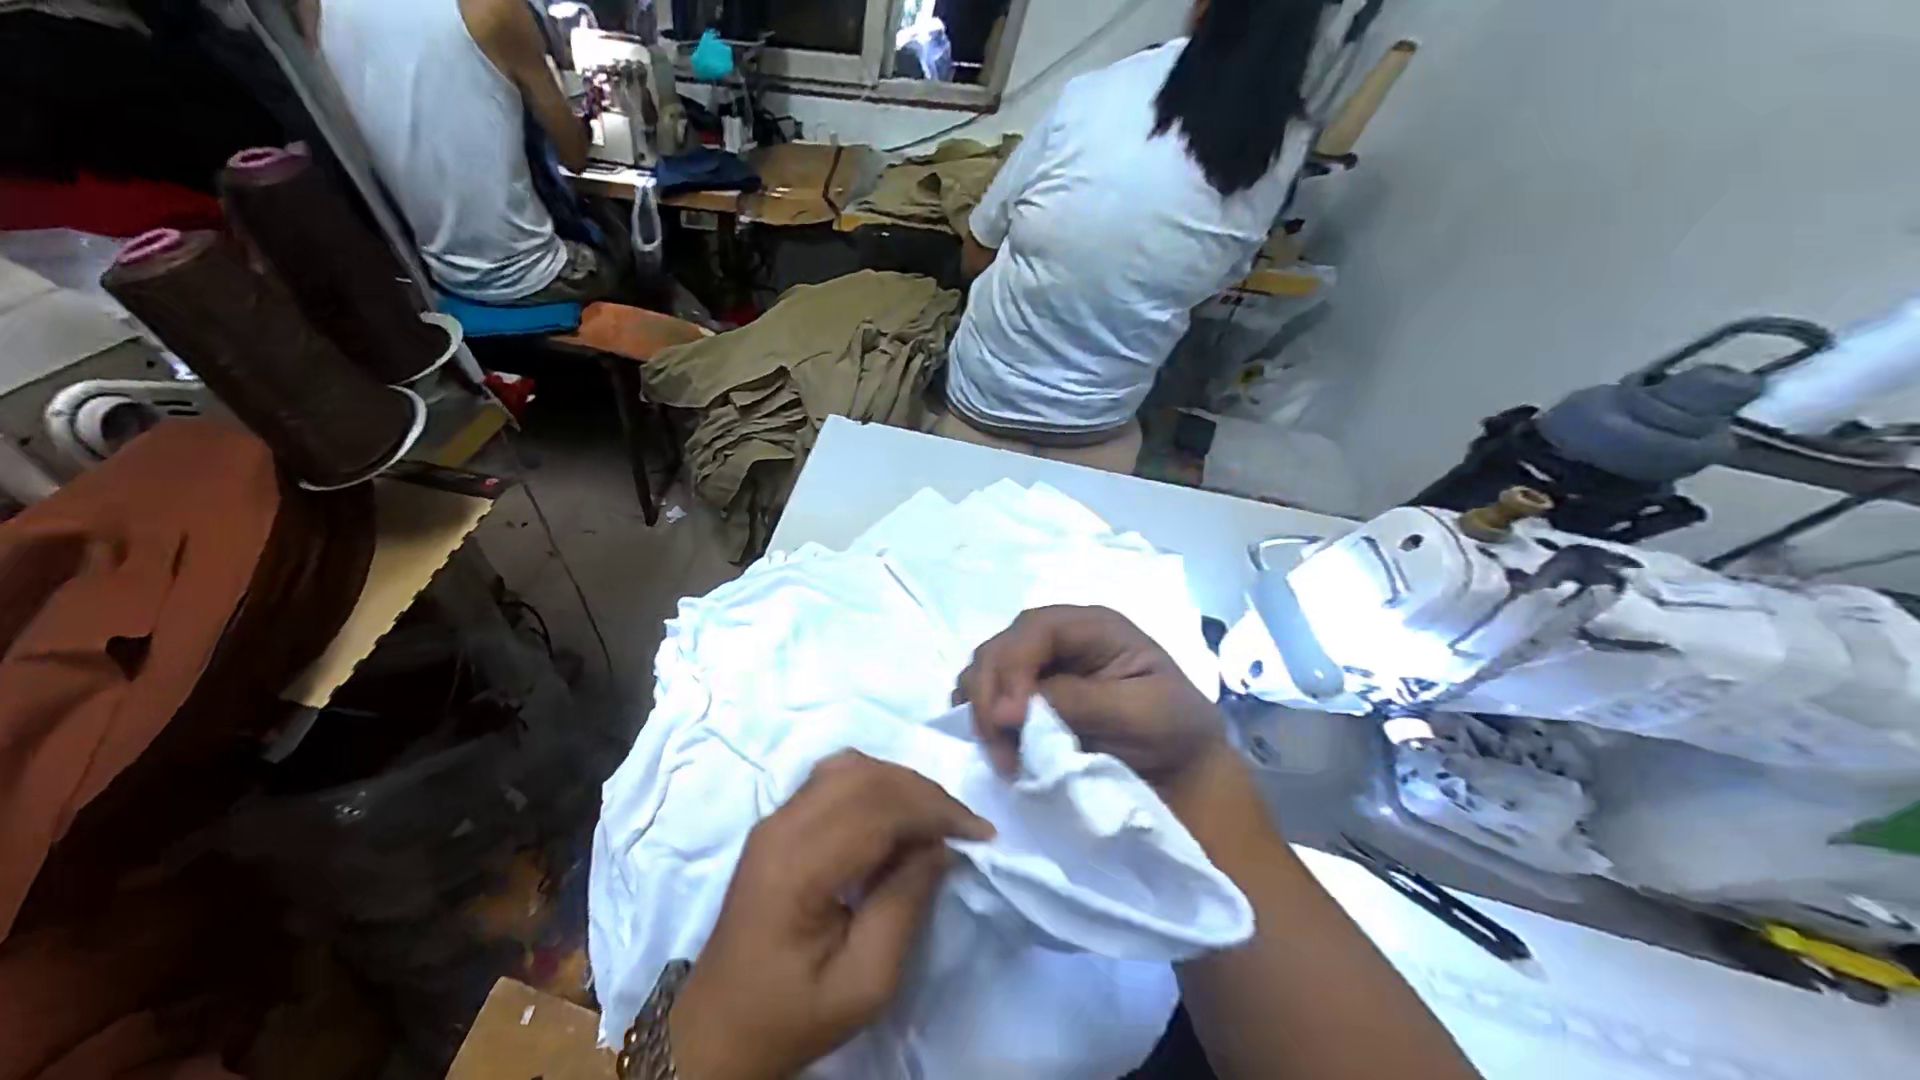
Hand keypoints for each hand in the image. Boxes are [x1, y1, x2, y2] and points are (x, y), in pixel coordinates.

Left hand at [669, 752, 993, 1079]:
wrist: (717, 1028)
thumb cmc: (791, 1014)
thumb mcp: (863, 983)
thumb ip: (904, 906)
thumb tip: (940, 846)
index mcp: (797, 867)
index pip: (877, 809)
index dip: (935, 810)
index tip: (980, 833)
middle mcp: (781, 826)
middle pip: (865, 777)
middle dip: (925, 793)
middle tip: (963, 826)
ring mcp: (775, 818)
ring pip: (850, 767)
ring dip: (901, 783)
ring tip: (935, 819)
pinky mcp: (778, 821)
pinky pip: (834, 778)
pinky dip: (876, 783)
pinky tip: (896, 813)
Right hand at [955, 606, 1228, 797]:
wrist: (1183, 771)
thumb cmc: (1172, 731)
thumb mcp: (1136, 711)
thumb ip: (1074, 702)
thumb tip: (1006, 709)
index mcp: (1092, 627)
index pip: (1035, 629)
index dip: (1013, 666)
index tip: (1009, 717)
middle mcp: (1059, 639)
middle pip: (1001, 647)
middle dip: (990, 694)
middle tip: (1000, 747)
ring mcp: (1040, 668)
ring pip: (986, 670)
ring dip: (982, 711)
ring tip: (1002, 756)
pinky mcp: (1027, 699)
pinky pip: (988, 698)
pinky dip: (982, 720)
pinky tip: (994, 747)